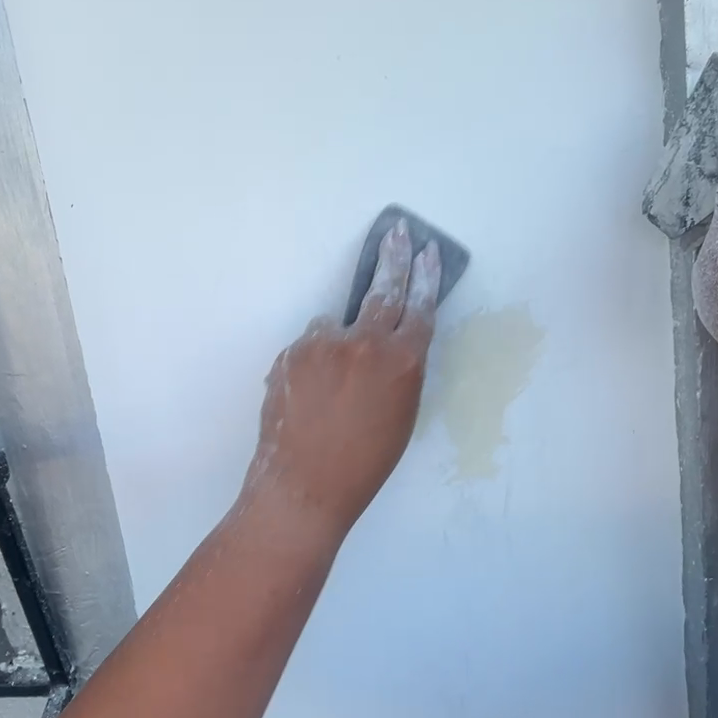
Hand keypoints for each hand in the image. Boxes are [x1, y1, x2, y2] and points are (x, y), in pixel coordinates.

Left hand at [244, 220, 441, 530]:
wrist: (305, 484)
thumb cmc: (365, 462)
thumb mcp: (402, 414)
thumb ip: (399, 370)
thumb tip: (385, 343)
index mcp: (402, 361)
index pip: (420, 306)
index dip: (426, 277)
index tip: (426, 253)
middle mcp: (364, 342)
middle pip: (383, 289)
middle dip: (393, 258)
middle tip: (397, 233)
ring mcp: (323, 345)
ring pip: (334, 325)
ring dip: (337, 340)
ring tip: (332, 383)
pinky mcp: (291, 353)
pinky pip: (308, 347)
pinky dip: (312, 361)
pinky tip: (310, 395)